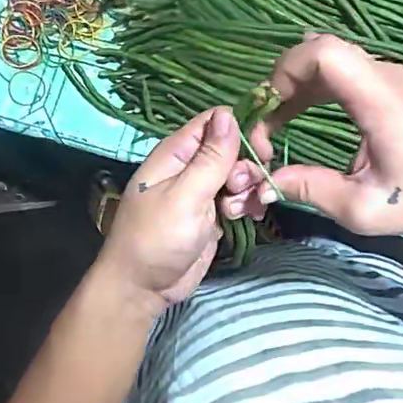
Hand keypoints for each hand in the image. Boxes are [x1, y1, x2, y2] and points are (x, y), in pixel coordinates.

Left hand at [91, 106, 240, 310]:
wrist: (142, 288)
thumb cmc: (157, 238)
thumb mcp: (186, 195)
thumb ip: (211, 158)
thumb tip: (229, 114)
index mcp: (176, 153)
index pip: (215, 121)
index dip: (241, 130)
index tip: (259, 150)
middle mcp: (189, 166)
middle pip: (232, 148)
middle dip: (246, 166)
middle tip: (240, 189)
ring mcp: (201, 190)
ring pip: (239, 174)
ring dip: (248, 189)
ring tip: (237, 211)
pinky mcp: (212, 213)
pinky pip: (238, 197)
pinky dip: (247, 204)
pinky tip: (249, 217)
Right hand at [219, 34, 402, 238]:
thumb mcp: (361, 208)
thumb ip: (310, 190)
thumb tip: (261, 183)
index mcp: (382, 100)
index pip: (324, 52)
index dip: (286, 72)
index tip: (268, 113)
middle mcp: (385, 75)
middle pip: (320, 48)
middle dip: (283, 80)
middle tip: (264, 123)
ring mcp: (387, 74)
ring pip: (326, 55)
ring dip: (294, 83)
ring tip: (273, 122)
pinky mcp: (384, 81)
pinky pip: (338, 67)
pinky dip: (310, 85)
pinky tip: (293, 112)